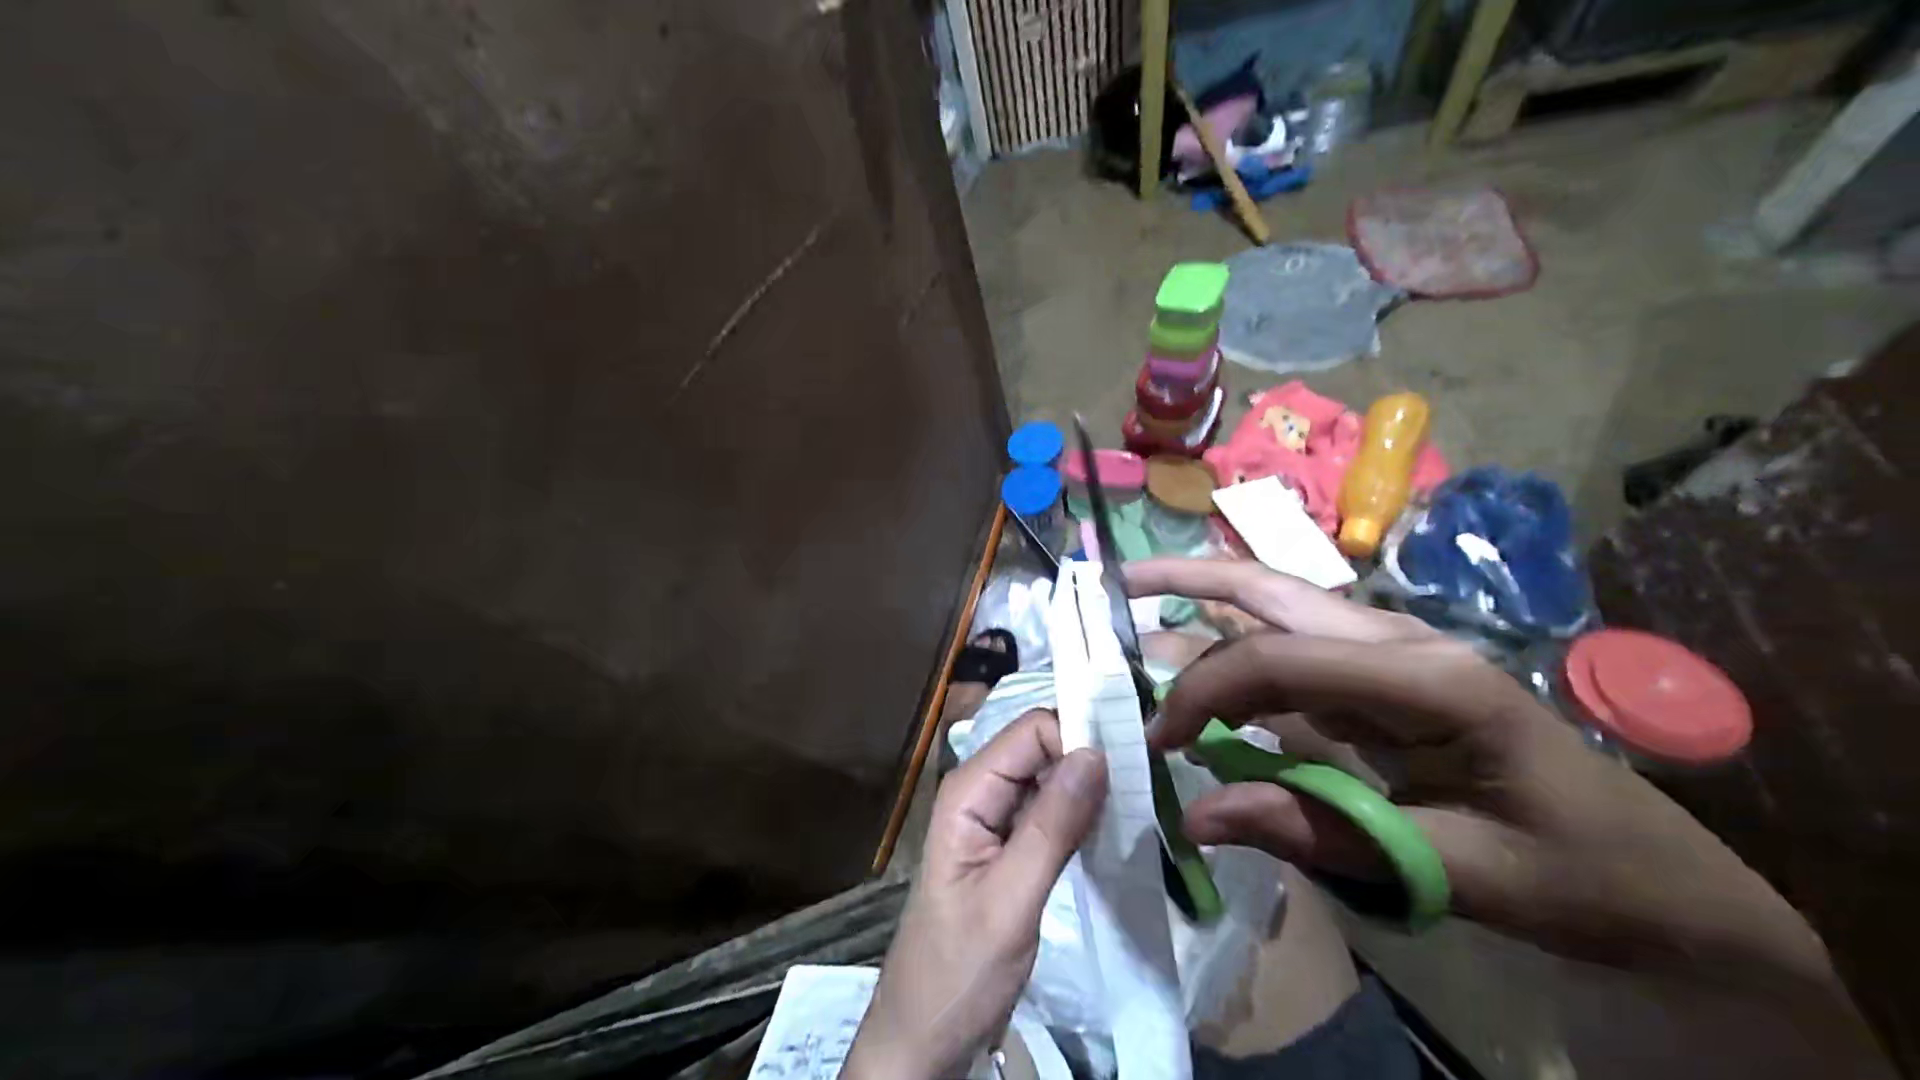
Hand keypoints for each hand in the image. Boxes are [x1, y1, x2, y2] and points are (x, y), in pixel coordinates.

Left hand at [843, 709, 1104, 1079]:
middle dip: (1087, 759)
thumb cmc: (959, 970)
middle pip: (1041, 748)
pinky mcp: (1010, 846)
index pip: (1031, 730)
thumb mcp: (1010, 901)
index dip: (1077, 737)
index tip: (1128, 765)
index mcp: (968, 791)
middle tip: (1140, 787)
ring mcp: (994, 819)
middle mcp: (980, 792)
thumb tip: (1095, 753)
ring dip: (1088, 788)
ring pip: (1049, 778)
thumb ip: (1051, 826)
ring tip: (1133, 807)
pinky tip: (1108, 831)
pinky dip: (1080, 815)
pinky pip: (1049, 811)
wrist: (926, 1034)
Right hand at [1124, 557, 1837, 999]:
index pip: (1278, 658)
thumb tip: (1195, 819)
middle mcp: (1399, 641)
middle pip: (1272, 589)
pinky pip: (1289, 649)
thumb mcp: (1448, 871)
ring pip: (1275, 607)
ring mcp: (1388, 651)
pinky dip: (1232, 647)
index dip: (1202, 692)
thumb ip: (1313, 834)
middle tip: (1118, 586)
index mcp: (1427, 677)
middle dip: (1188, 580)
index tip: (1159, 741)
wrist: (1656, 877)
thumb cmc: (1572, 873)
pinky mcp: (1378, 676)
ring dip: (1203, 604)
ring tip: (1137, 604)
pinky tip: (1194, 654)